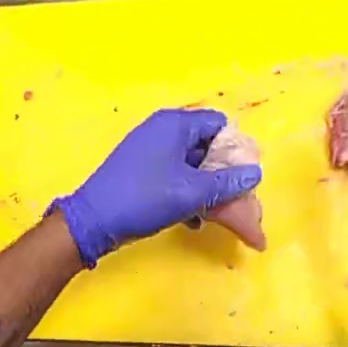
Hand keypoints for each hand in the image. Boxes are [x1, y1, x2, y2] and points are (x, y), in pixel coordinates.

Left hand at [51, 108, 262, 266]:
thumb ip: (225, 184)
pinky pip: (173, 179)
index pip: (220, 125)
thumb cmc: (143, 200)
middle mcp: (162, 131)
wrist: (93, 222)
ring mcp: (148, 152)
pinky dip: (185, 196)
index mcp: (175, 124)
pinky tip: (191, 221)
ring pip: (190, 167)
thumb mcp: (189, 193)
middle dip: (222, 176)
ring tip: (212, 215)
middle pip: (206, 147)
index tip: (242, 179)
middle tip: (233, 201)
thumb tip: (255, 174)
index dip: (236, 151)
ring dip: (205, 190)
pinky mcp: (139, 174)